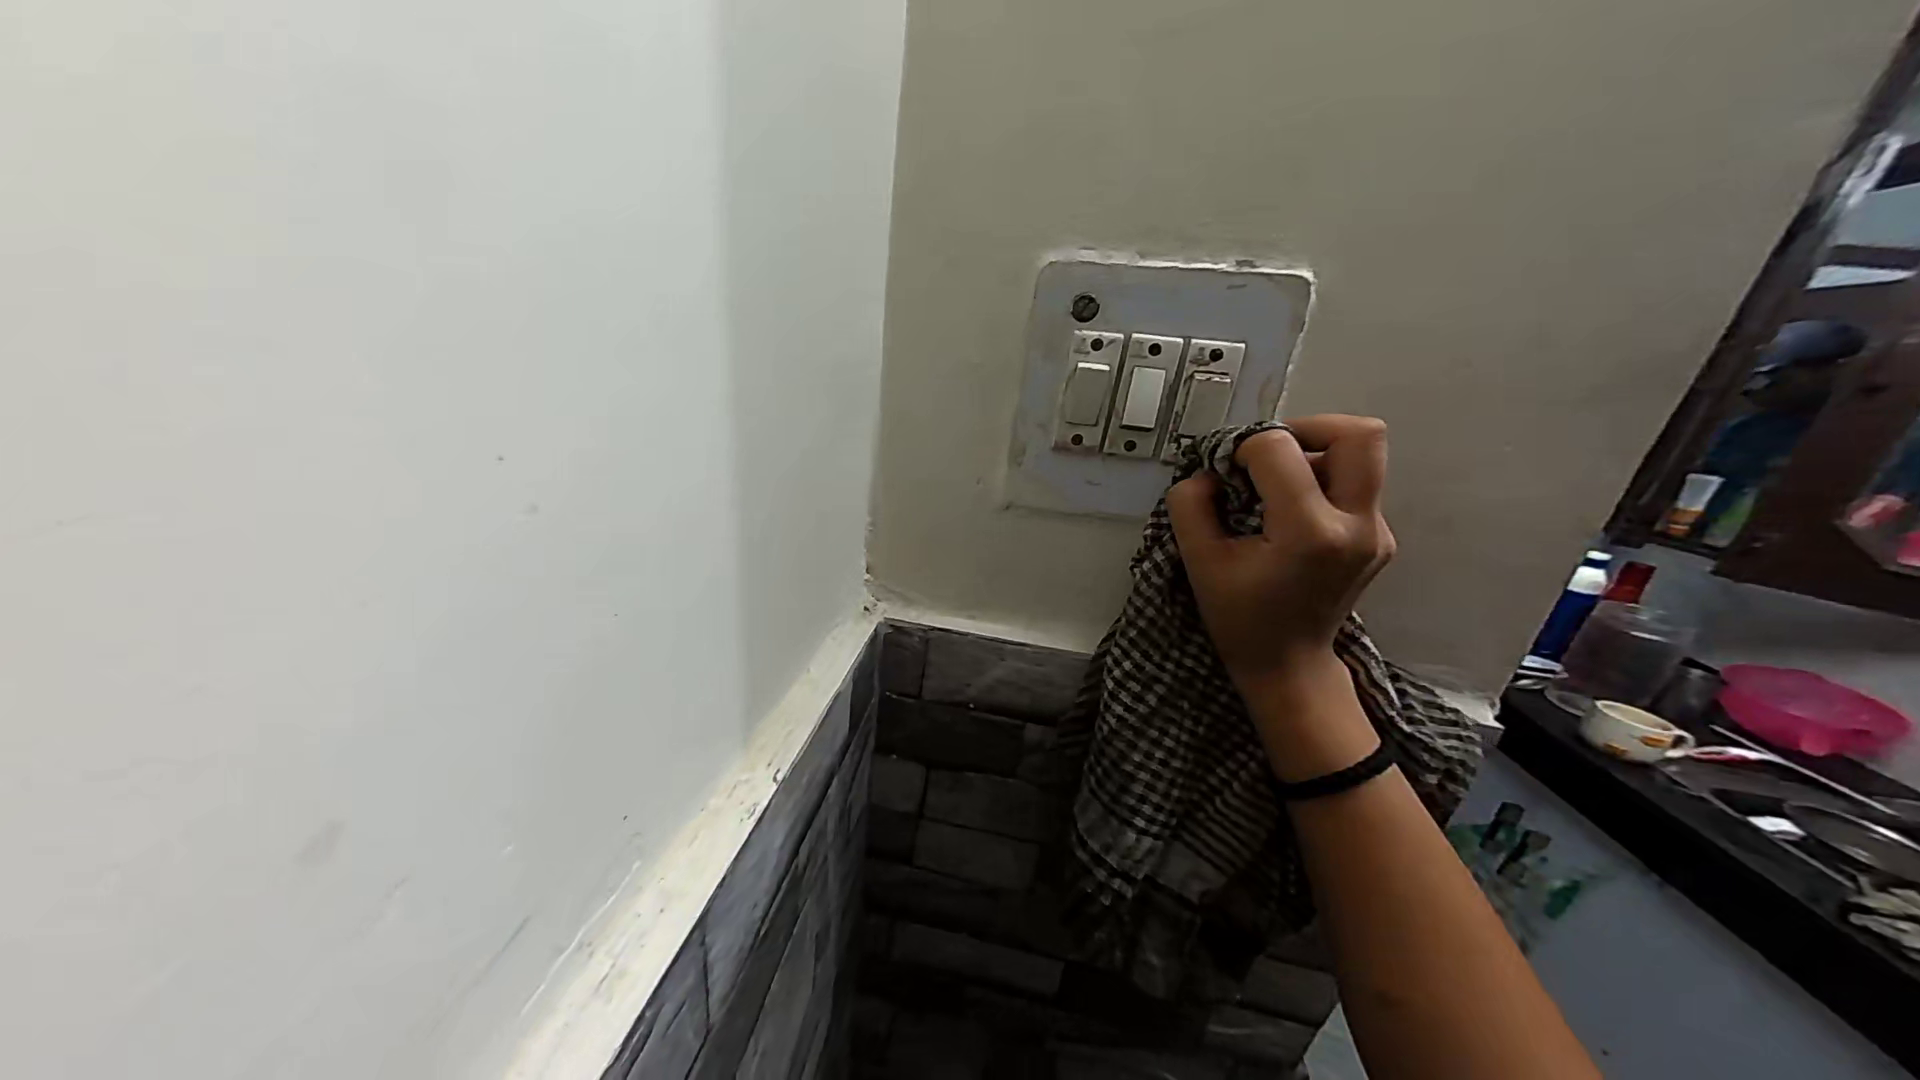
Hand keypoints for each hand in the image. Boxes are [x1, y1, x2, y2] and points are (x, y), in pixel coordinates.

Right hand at [1168, 415, 1395, 698]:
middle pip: (1359, 433)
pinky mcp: (1380, 536)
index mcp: (1309, 533)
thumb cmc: (1240, 618)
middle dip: (1306, 429)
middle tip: (1268, 453)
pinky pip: (1356, 483)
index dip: (1242, 448)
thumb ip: (1191, 504)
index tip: (1225, 474)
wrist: (1289, 665)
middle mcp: (1357, 526)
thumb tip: (1210, 472)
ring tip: (1277, 485)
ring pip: (1361, 454)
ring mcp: (1378, 532)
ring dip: (1313, 454)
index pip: (1279, 449)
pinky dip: (1320, 481)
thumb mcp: (1198, 561)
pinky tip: (1290, 511)